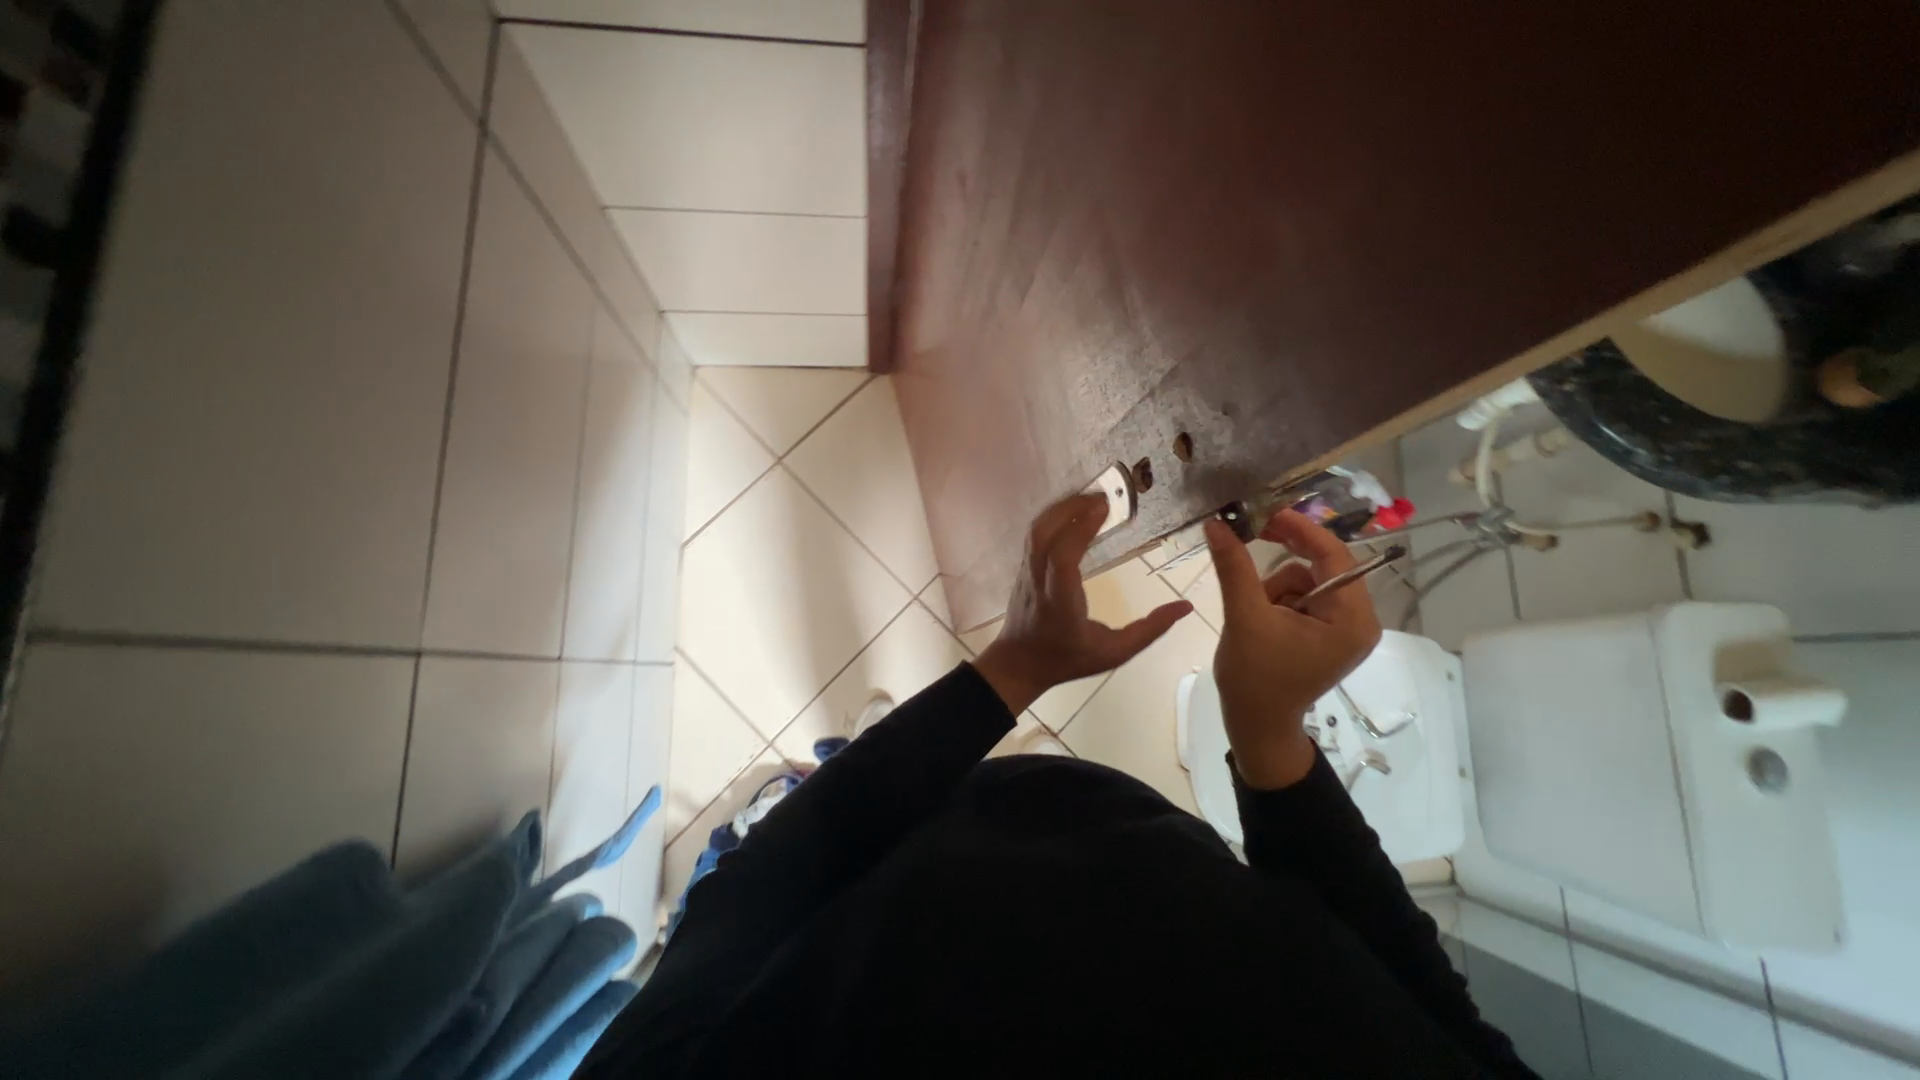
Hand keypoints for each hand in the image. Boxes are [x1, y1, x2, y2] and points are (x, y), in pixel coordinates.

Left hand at [975, 493, 1191, 713]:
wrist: (1020, 664)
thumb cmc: (1069, 659)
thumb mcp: (1115, 652)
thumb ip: (1150, 630)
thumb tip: (1185, 606)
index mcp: (1059, 602)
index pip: (1062, 559)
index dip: (1080, 529)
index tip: (1105, 509)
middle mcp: (1037, 581)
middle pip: (1044, 534)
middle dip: (1071, 508)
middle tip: (1105, 496)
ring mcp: (1025, 572)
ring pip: (1036, 530)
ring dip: (1062, 508)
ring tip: (1092, 498)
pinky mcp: (1023, 567)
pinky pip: (1035, 534)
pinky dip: (1054, 516)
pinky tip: (1075, 510)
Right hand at [1205, 509, 1382, 789]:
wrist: (1257, 726)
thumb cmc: (1256, 678)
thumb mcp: (1244, 618)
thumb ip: (1234, 567)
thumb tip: (1217, 523)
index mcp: (1352, 619)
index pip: (1333, 557)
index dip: (1300, 529)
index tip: (1264, 512)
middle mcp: (1359, 621)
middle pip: (1321, 567)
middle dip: (1282, 563)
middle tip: (1249, 537)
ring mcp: (1344, 629)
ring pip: (1306, 581)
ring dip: (1276, 588)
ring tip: (1255, 616)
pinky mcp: (1327, 635)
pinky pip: (1304, 598)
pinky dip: (1279, 601)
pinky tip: (1262, 622)